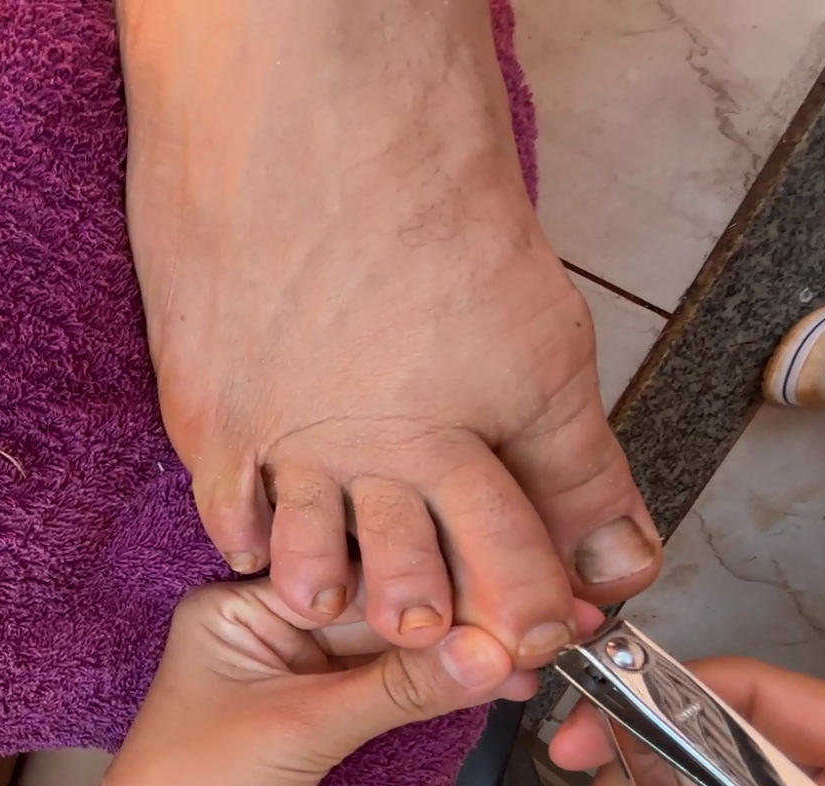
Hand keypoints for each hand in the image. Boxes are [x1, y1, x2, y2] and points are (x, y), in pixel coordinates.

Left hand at [88, 579, 604, 785]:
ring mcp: (283, 670)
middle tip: (542, 622)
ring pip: (378, 653)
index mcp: (235, 606)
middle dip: (451, 623)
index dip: (430, 588)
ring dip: (449, 659)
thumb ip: (395, 690)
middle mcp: (259, 628)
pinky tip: (485, 683)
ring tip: (534, 655)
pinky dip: (423, 691)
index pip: (345, 579)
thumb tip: (488, 652)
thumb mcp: (298, 729)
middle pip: (367, 612)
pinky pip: (373, 690)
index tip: (512, 594)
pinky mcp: (303, 713)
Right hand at [118, 0, 659, 660]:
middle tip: (442, 641)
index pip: (527, 542)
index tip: (543, 629)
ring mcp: (284, 434)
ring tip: (344, 611)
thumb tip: (617, 540)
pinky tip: (254, 549)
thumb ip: (570, 438)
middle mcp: (381, 442)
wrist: (293, 104)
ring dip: (339, 590)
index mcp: (478, 412)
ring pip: (317, 553)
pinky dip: (246, 540)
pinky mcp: (207, 414)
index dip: (541, 600)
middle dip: (444, 616)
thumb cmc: (416, 174)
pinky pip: (227, 508)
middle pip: (419, 564)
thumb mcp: (537, 310)